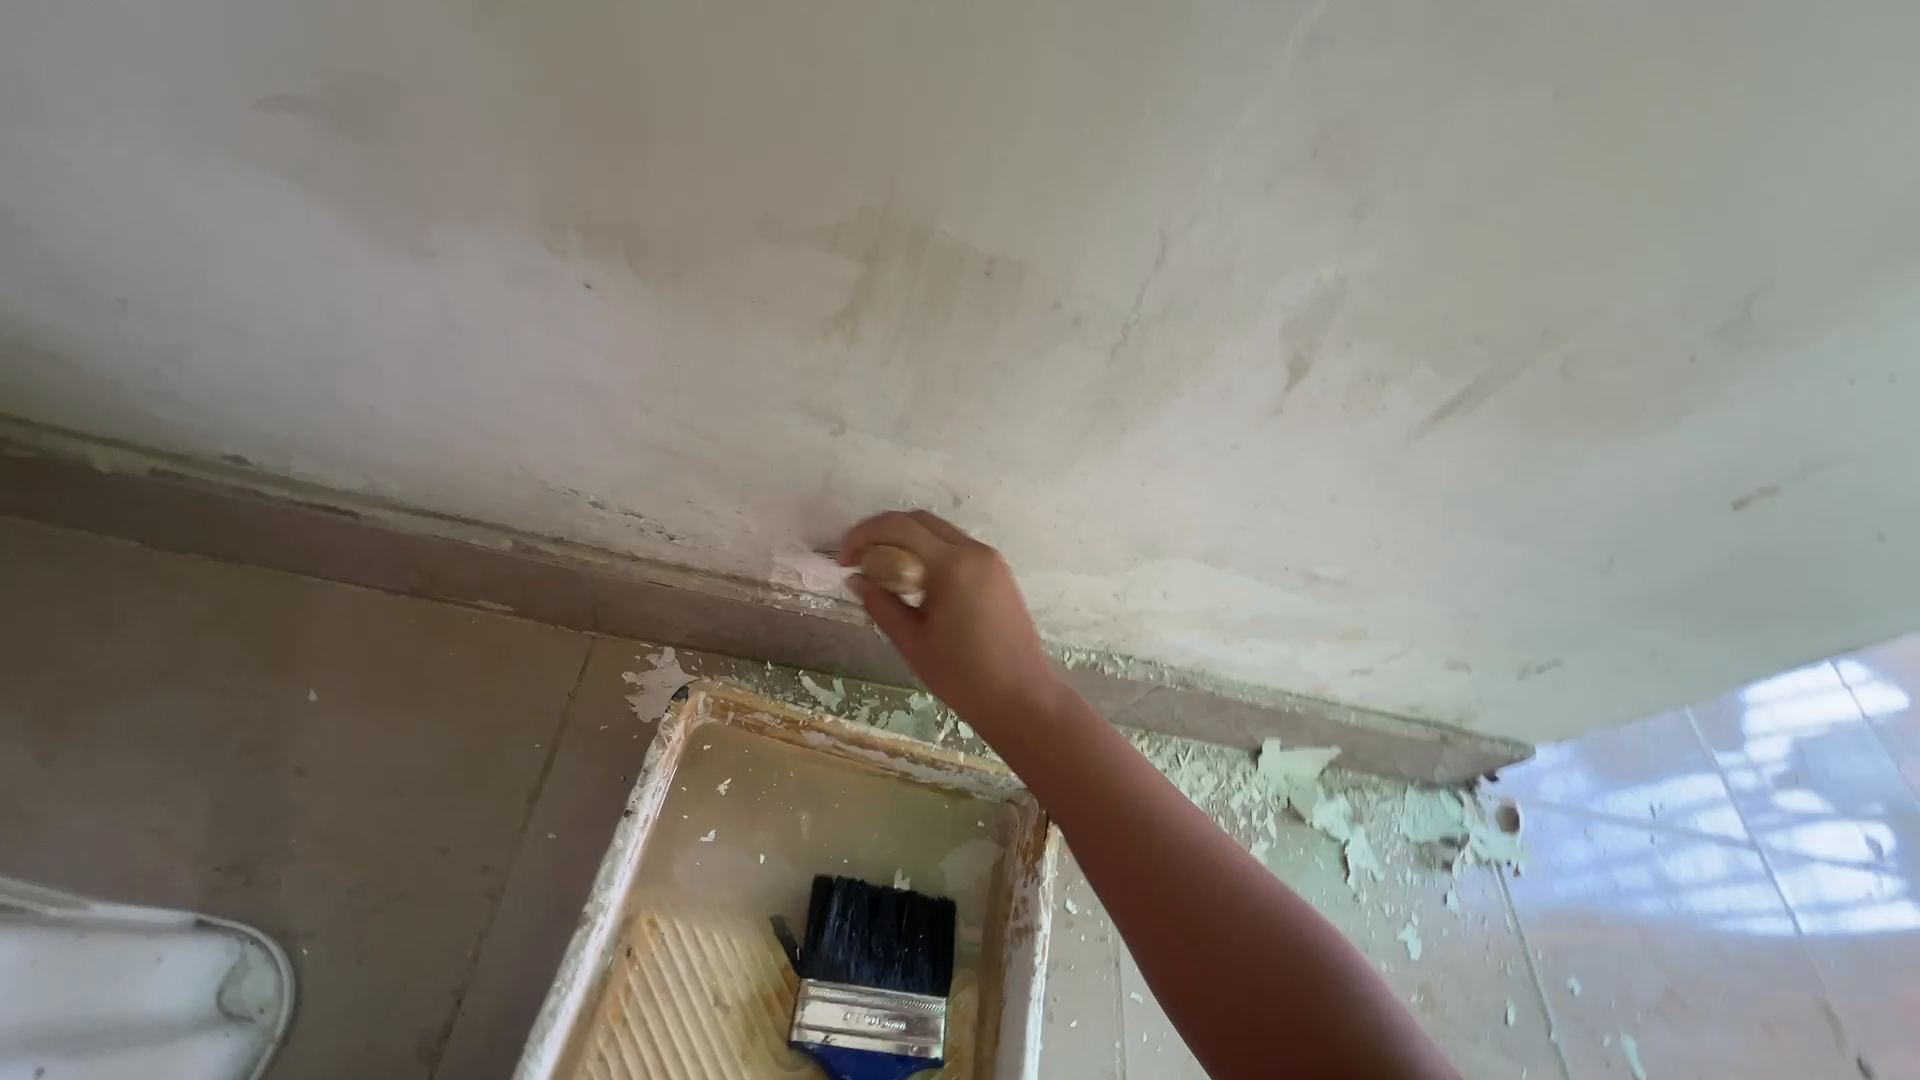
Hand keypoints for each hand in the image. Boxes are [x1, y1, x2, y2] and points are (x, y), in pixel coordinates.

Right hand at [838, 511, 1062, 724]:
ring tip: (882, 571)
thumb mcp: (913, 642)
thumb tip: (857, 580)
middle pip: (919, 521)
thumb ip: (882, 605)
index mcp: (953, 565)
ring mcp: (991, 560)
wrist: (1021, 697)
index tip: (844, 561)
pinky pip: (957, 548)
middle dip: (882, 533)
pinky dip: (930, 553)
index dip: (863, 535)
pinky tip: (914, 581)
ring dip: (907, 541)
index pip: (899, 526)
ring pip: (939, 532)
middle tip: (858, 561)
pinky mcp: (999, 572)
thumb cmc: (964, 676)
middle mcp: (975, 551)